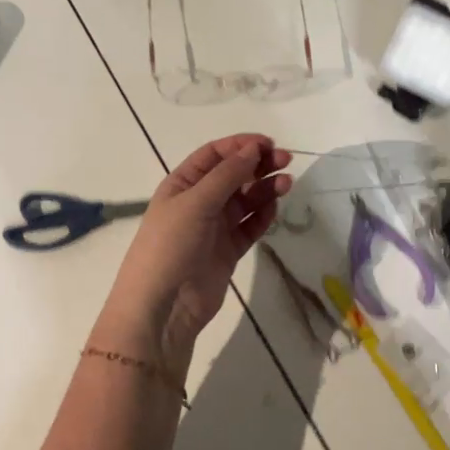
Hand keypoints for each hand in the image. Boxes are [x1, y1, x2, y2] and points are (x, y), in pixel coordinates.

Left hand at [99, 134, 291, 373]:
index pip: (214, 155)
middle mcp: (198, 202)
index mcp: (182, 184)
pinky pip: (249, 226)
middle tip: (285, 161)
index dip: (241, 145)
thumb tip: (254, 149)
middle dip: (258, 165)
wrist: (163, 305)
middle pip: (233, 175)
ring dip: (265, 189)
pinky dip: (263, 215)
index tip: (269, 143)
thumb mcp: (196, 203)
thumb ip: (227, 175)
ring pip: (245, 200)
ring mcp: (214, 227)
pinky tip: (275, 207)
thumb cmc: (171, 245)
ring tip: (286, 184)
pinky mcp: (228, 250)